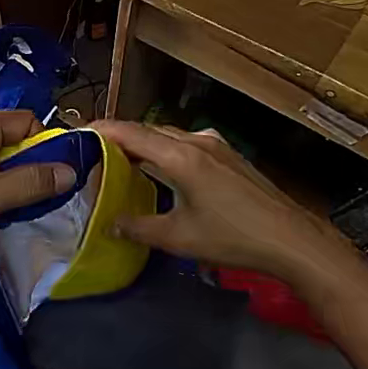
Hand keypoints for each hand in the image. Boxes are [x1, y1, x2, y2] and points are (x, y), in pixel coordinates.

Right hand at [90, 120, 355, 283]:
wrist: (289, 237)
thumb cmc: (231, 237)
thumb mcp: (178, 237)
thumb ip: (139, 228)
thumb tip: (109, 224)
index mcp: (180, 156)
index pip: (131, 133)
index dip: (102, 130)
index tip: (78, 133)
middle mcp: (197, 141)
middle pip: (150, 131)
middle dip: (121, 137)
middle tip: (96, 154)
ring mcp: (217, 145)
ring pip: (170, 137)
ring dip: (146, 144)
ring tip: (124, 162)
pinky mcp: (229, 156)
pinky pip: (188, 144)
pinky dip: (167, 151)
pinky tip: (163, 170)